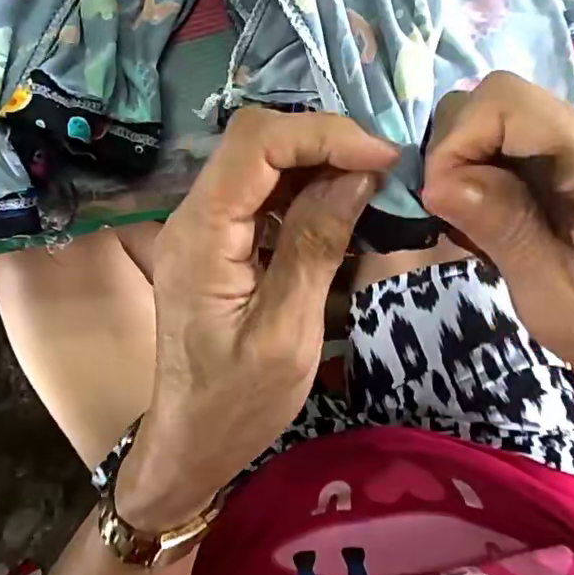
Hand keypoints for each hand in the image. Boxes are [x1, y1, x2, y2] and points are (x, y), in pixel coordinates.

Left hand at [116, 109, 397, 528]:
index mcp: (201, 234)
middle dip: (321, 142)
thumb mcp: (287, 332)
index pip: (255, 144)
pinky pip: (260, 193)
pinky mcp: (217, 240)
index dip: (322, 135)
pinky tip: (339, 207)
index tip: (383, 158)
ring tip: (371, 185)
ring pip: (260, 161)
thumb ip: (316, 245)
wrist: (190, 439)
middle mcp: (193, 216)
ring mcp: (202, 226)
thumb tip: (359, 174)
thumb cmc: (236, 402)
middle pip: (254, 142)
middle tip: (381, 170)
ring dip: (317, 162)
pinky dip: (303, 189)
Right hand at [420, 72, 573, 380]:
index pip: (511, 104)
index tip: (439, 196)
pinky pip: (513, 134)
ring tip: (471, 217)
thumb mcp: (552, 297)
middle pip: (500, 99)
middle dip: (456, 148)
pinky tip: (492, 210)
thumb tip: (438, 183)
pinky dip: (483, 164)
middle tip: (450, 211)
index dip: (458, 138)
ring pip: (499, 113)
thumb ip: (503, 232)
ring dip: (466, 158)